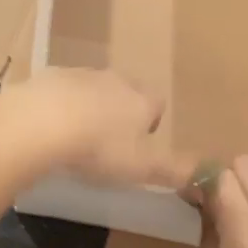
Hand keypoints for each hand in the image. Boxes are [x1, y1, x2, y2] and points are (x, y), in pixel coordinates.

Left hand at [0, 67, 190, 186]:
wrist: (41, 121)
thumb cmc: (100, 147)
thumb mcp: (143, 168)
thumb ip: (175, 170)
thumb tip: (206, 173)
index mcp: (140, 99)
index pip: (157, 102)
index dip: (152, 122)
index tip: (141, 145)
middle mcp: (113, 79)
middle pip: (125, 90)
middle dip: (121, 110)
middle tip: (109, 141)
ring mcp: (80, 74)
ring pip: (93, 87)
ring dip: (90, 105)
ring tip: (78, 135)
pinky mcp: (49, 76)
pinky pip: (61, 89)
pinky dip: (60, 103)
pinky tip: (50, 126)